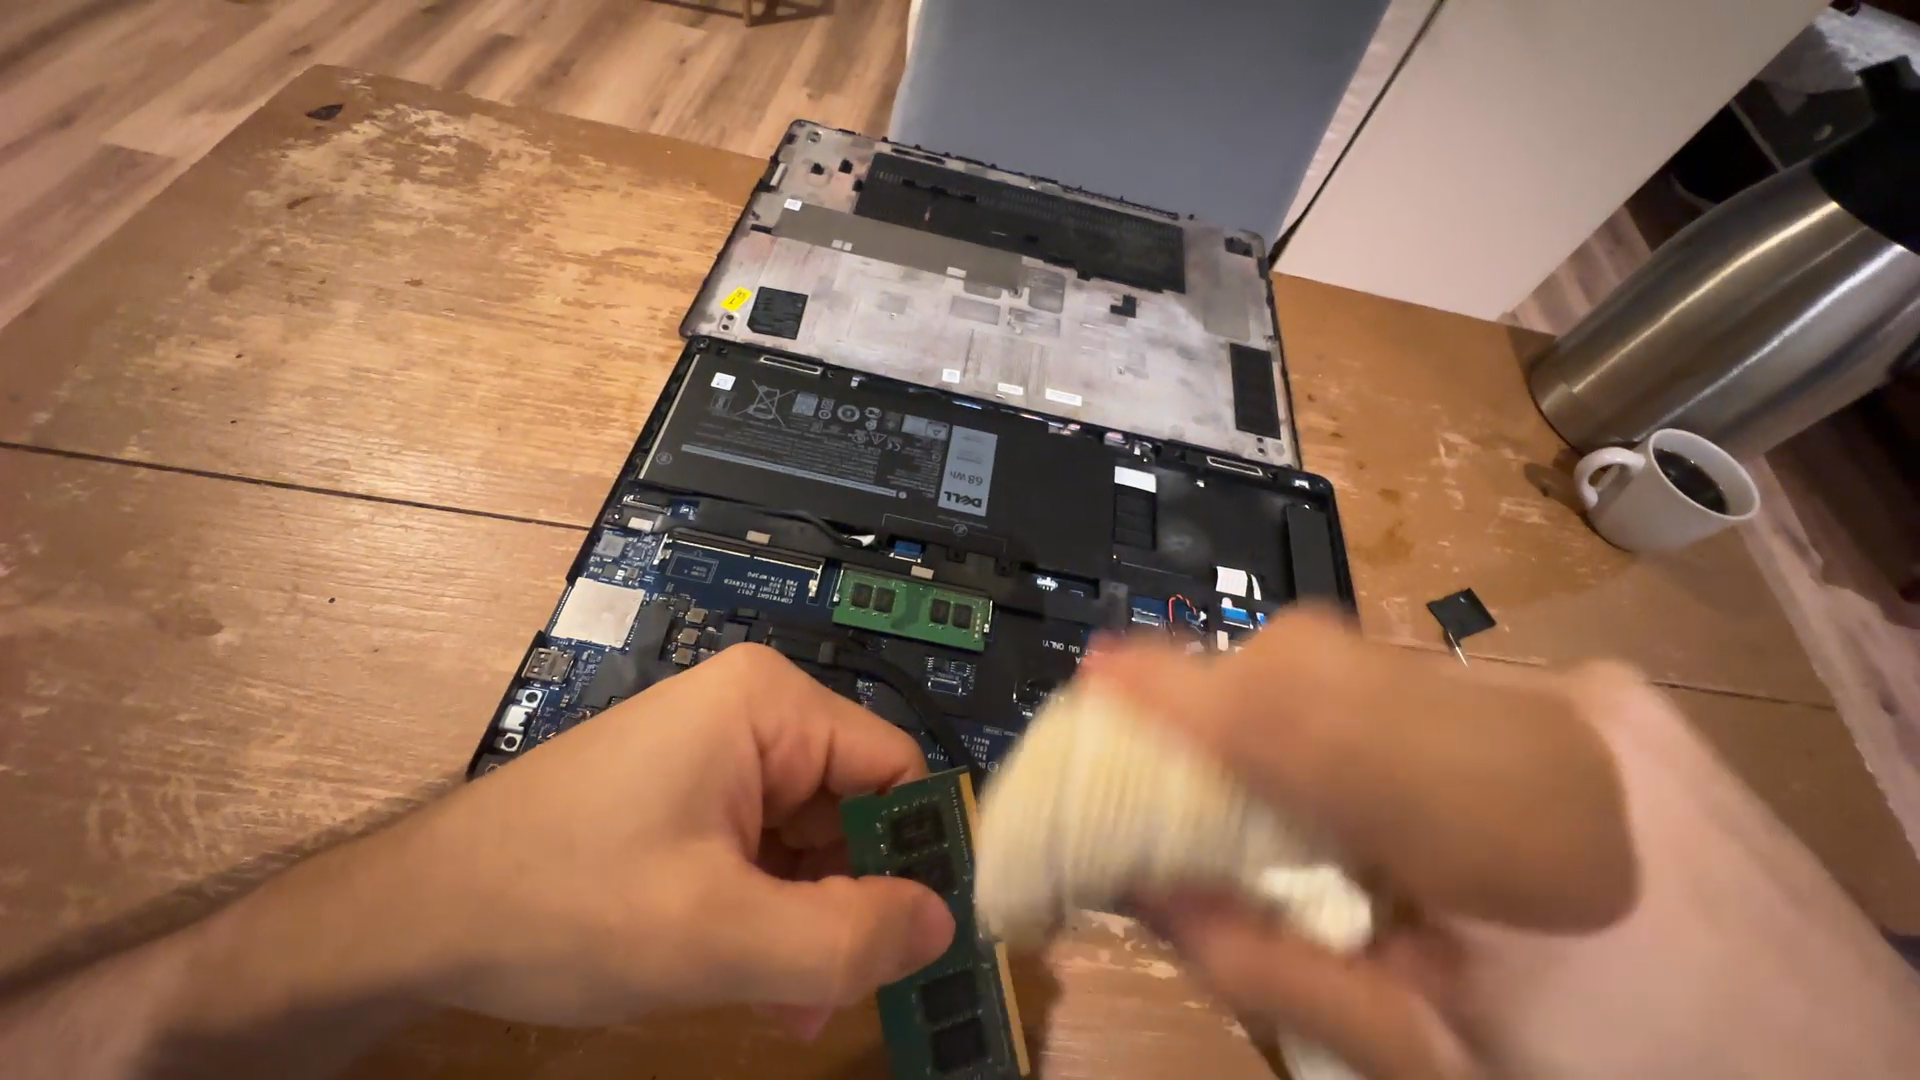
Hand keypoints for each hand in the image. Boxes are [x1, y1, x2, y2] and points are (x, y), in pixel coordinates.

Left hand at [191, 643, 954, 1036]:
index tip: (919, 944)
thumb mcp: (713, 935)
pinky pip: (767, 847)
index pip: (895, 769)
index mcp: (772, 705)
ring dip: (810, 920)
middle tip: (835, 994)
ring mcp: (724, 750)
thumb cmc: (562, 903)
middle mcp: (757, 712)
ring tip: (785, 1002)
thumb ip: (842, 937)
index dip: (916, 854)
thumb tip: (945, 926)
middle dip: (852, 903)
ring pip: (813, 837)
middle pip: (854, 806)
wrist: (410, 916)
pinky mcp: (697, 789)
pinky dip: (772, 912)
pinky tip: (753, 975)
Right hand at [1089, 611, 1919, 1079]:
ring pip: (1375, 662)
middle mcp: (1553, 727)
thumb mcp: (1434, 1060)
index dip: (1191, 691)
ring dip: (1295, 704)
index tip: (1101, 668)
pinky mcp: (1602, 694)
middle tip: (1171, 743)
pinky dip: (1368, 715)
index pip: (1307, 728)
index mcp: (1518, 836)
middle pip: (1329, 664)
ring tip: (1271, 776)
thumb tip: (1146, 885)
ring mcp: (1588, 697)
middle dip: (1227, 691)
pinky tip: (1382, 785)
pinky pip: (1433, 679)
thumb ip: (1269, 963)